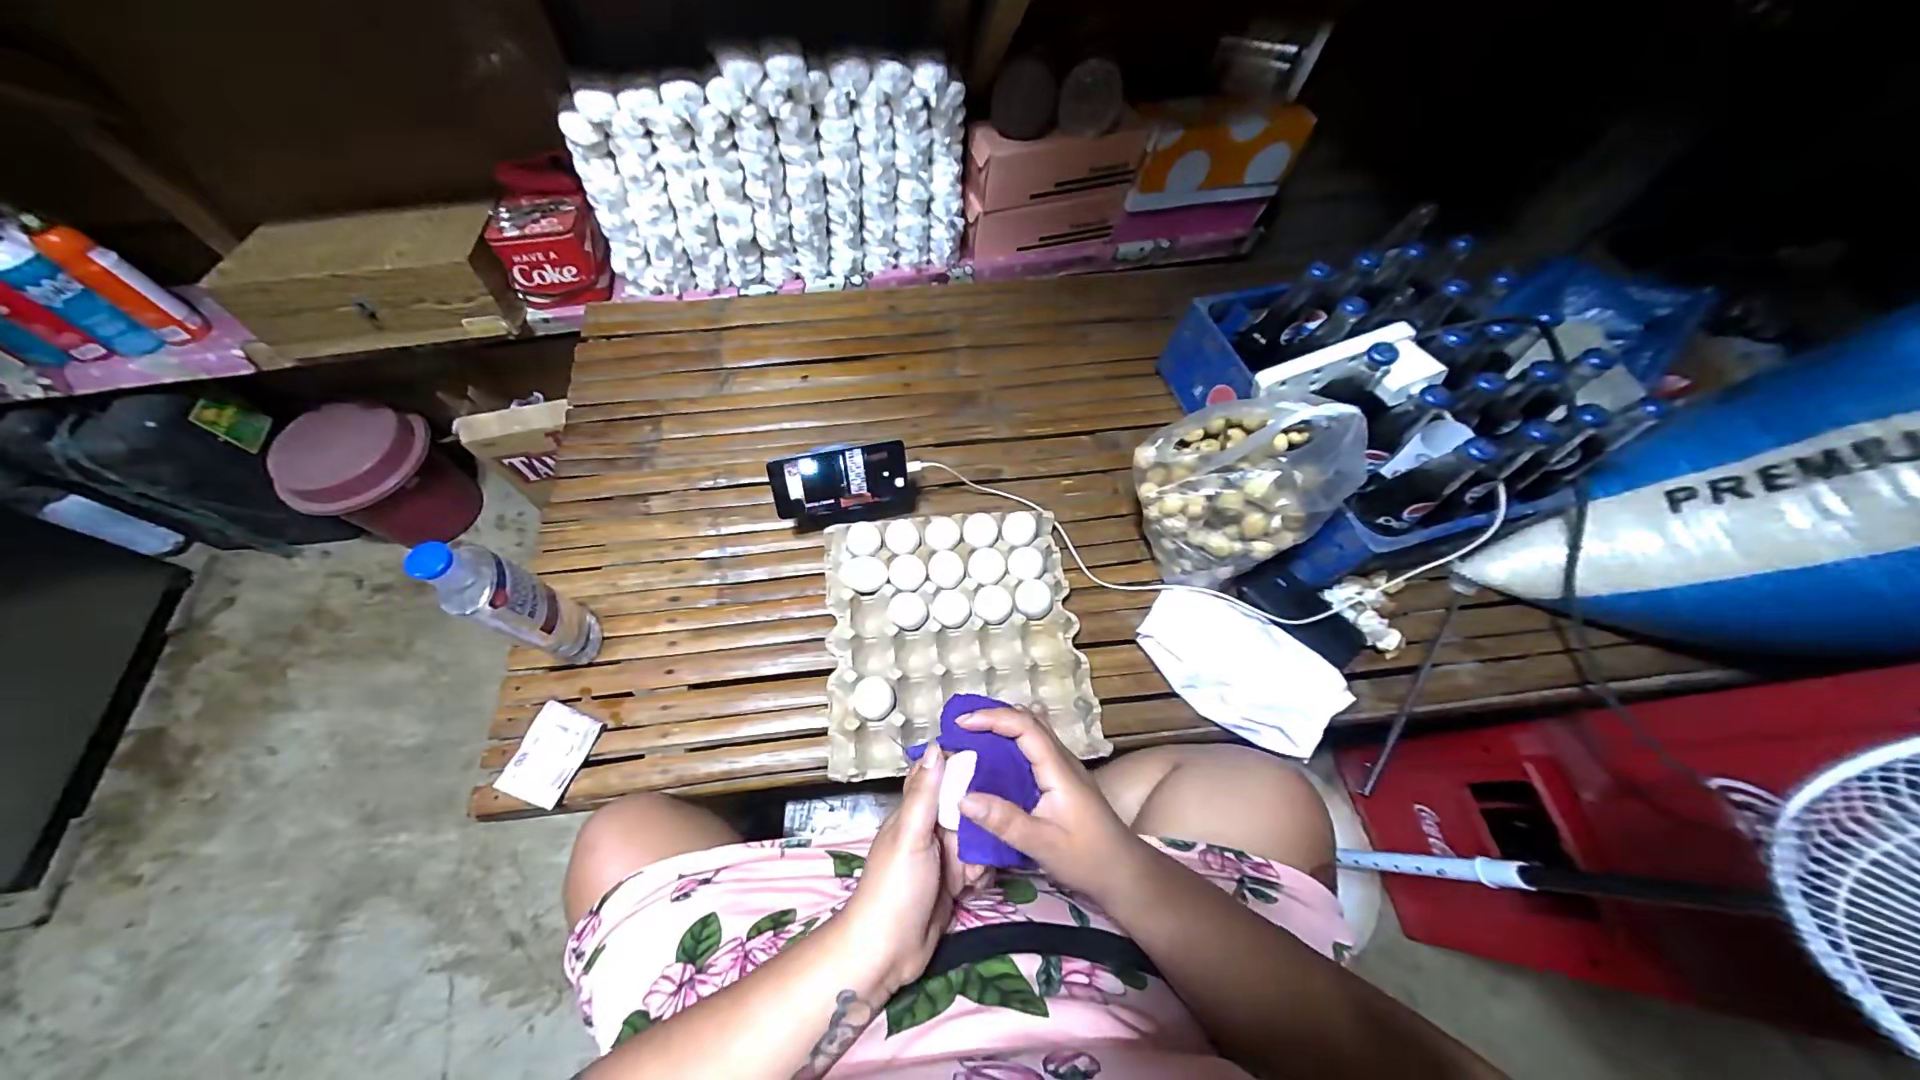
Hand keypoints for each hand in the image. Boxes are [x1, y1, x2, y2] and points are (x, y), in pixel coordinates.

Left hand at [839, 744, 966, 995]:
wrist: (888, 952)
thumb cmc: (894, 888)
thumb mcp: (911, 835)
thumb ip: (925, 792)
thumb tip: (935, 746)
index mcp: (915, 811)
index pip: (942, 776)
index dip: (965, 768)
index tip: (992, 767)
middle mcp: (930, 829)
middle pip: (969, 809)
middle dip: (980, 824)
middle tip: (974, 844)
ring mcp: (943, 856)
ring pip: (978, 839)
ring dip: (980, 857)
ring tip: (967, 876)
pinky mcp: (954, 881)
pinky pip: (978, 867)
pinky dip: (980, 877)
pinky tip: (970, 890)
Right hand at [955, 707, 1150, 904]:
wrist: (1125, 873)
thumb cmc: (1087, 858)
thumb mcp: (1042, 845)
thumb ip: (1003, 821)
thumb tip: (961, 798)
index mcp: (1058, 769)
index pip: (1025, 726)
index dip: (992, 718)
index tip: (962, 723)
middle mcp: (1063, 760)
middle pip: (1029, 720)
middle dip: (994, 716)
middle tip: (962, 726)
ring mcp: (1065, 768)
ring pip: (1034, 731)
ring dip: (1003, 726)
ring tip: (973, 736)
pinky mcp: (1063, 779)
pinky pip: (1035, 747)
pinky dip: (1011, 743)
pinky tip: (995, 760)